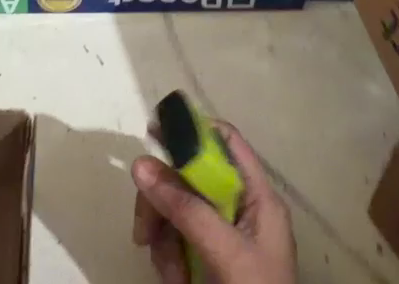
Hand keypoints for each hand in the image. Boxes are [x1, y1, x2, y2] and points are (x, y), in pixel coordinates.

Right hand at [131, 121, 295, 283]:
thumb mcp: (225, 253)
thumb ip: (186, 209)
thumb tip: (140, 163)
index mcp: (258, 197)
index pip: (227, 142)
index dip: (193, 130)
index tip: (154, 132)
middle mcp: (240, 208)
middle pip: (190, 177)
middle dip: (163, 202)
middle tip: (145, 231)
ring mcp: (224, 234)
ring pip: (176, 209)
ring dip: (163, 237)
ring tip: (168, 274)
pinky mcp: (208, 258)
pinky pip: (175, 239)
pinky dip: (167, 257)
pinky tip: (173, 280)